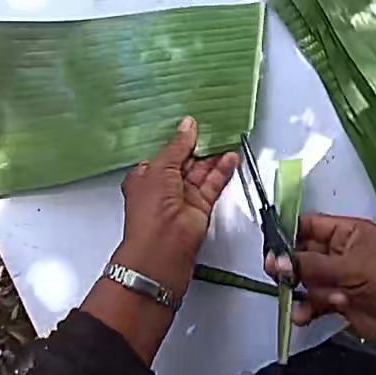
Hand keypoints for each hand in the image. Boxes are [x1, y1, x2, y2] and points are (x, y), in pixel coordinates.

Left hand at [115, 115, 238, 296]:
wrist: (163, 248)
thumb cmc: (150, 212)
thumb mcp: (160, 168)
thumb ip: (177, 146)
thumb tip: (187, 126)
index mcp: (145, 177)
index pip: (164, 154)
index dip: (177, 141)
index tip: (191, 126)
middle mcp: (163, 188)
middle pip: (185, 162)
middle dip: (198, 146)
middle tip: (212, 128)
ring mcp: (182, 198)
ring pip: (201, 172)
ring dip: (213, 156)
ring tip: (226, 138)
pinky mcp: (200, 207)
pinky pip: (213, 184)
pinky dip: (222, 170)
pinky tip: (230, 157)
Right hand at [268, 213, 375, 374]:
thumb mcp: (345, 268)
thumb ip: (307, 264)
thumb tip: (275, 261)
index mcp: (348, 232)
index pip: (311, 224)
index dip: (289, 231)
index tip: (269, 243)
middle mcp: (342, 250)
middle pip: (304, 251)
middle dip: (289, 263)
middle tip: (273, 271)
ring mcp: (340, 276)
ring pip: (306, 276)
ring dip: (298, 288)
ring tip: (288, 295)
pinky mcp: (339, 299)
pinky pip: (314, 298)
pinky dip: (307, 307)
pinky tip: (303, 315)